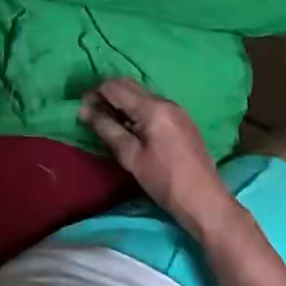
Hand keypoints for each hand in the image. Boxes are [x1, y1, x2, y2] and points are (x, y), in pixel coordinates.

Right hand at [79, 79, 238, 237]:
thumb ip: (107, 129)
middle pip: (128, 85)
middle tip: (90, 113)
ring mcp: (176, 109)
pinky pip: (152, 104)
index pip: (115, 87)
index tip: (81, 109)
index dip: (94, 93)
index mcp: (152, 108)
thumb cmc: (165, 181)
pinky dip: (135, 109)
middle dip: (106, 94)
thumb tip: (85, 110)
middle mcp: (165, 101)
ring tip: (107, 121)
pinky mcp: (181, 119)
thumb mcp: (130, 157)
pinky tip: (129, 127)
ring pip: (140, 94)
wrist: (205, 201)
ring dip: (121, 101)